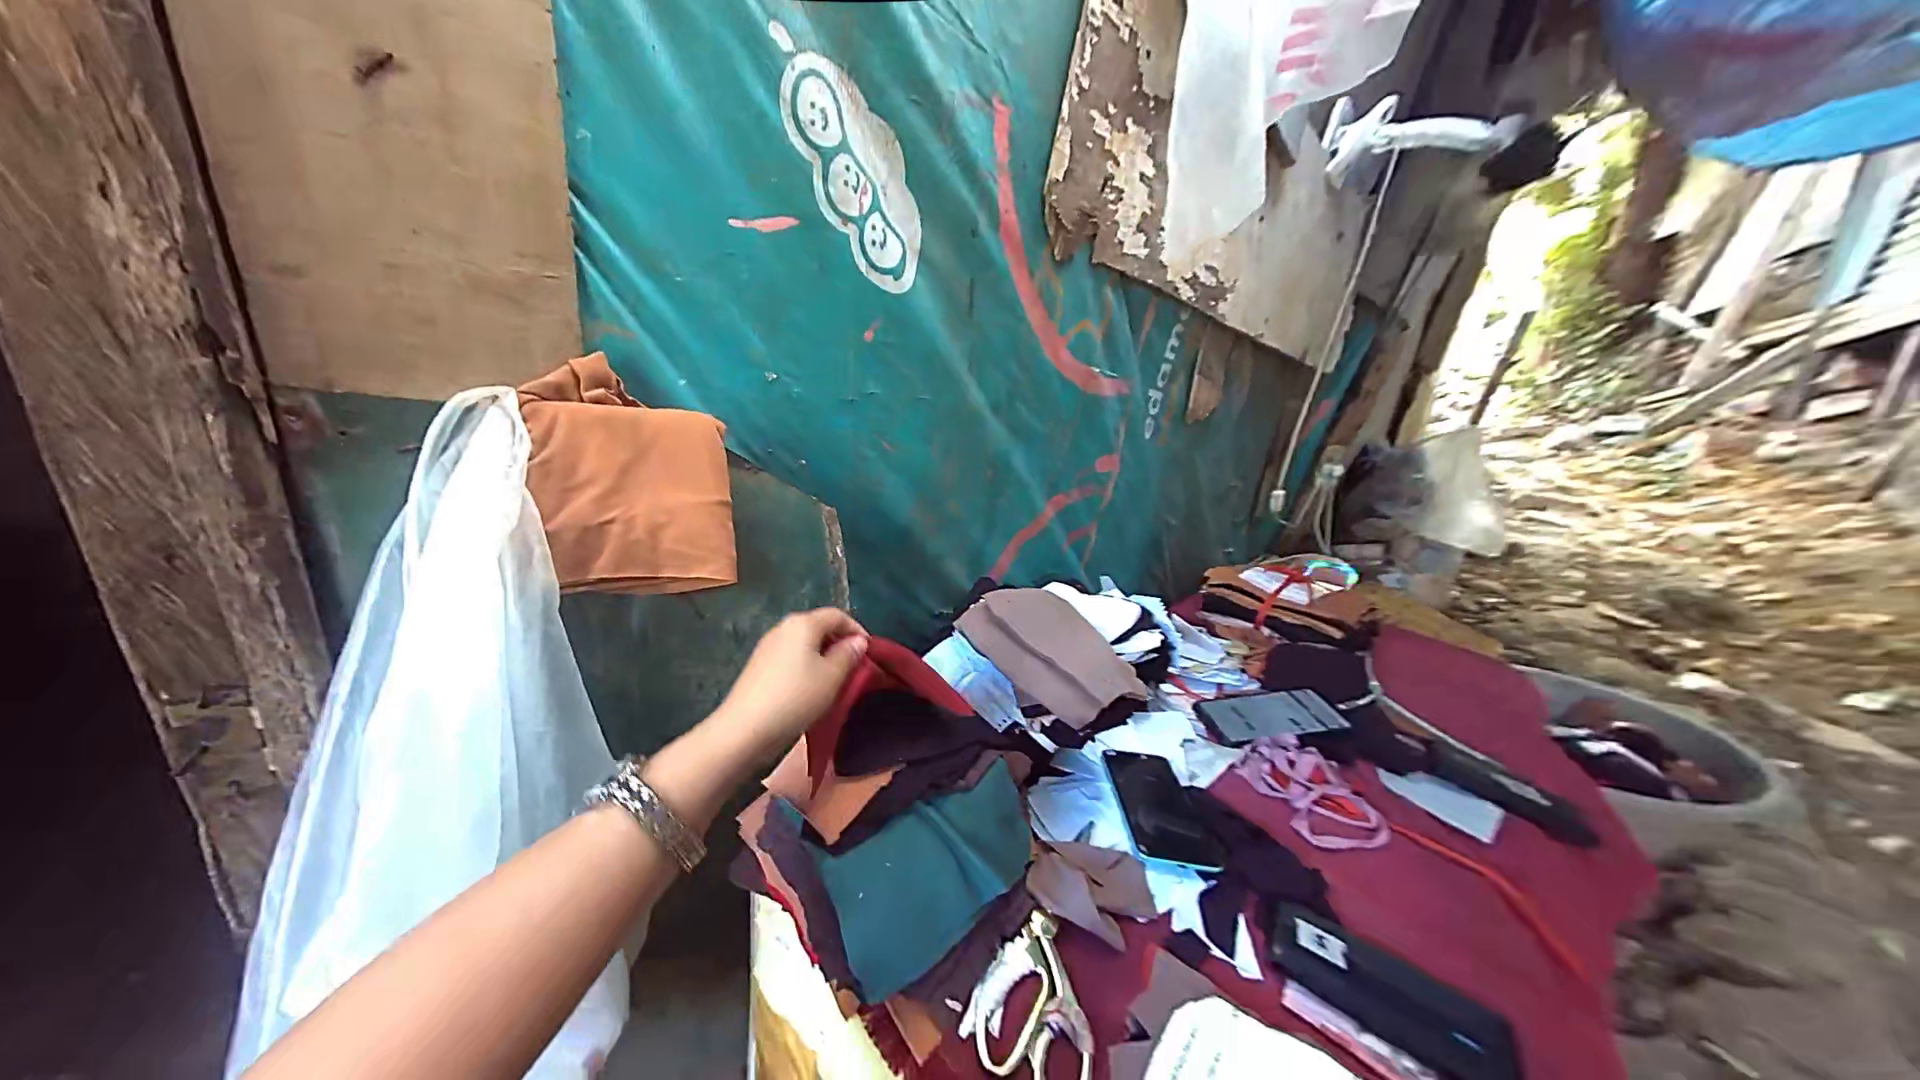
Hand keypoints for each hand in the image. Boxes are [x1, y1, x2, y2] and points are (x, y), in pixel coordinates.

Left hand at [708, 608, 868, 765]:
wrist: (745, 729)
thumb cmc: (796, 697)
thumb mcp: (832, 676)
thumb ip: (849, 654)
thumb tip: (858, 641)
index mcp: (803, 623)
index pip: (838, 615)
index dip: (857, 630)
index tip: (870, 653)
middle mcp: (783, 627)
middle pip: (819, 626)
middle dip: (840, 643)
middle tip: (855, 667)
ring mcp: (768, 646)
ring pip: (805, 643)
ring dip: (823, 656)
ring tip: (835, 681)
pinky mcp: (759, 665)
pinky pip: (791, 657)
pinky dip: (806, 665)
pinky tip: (809, 689)